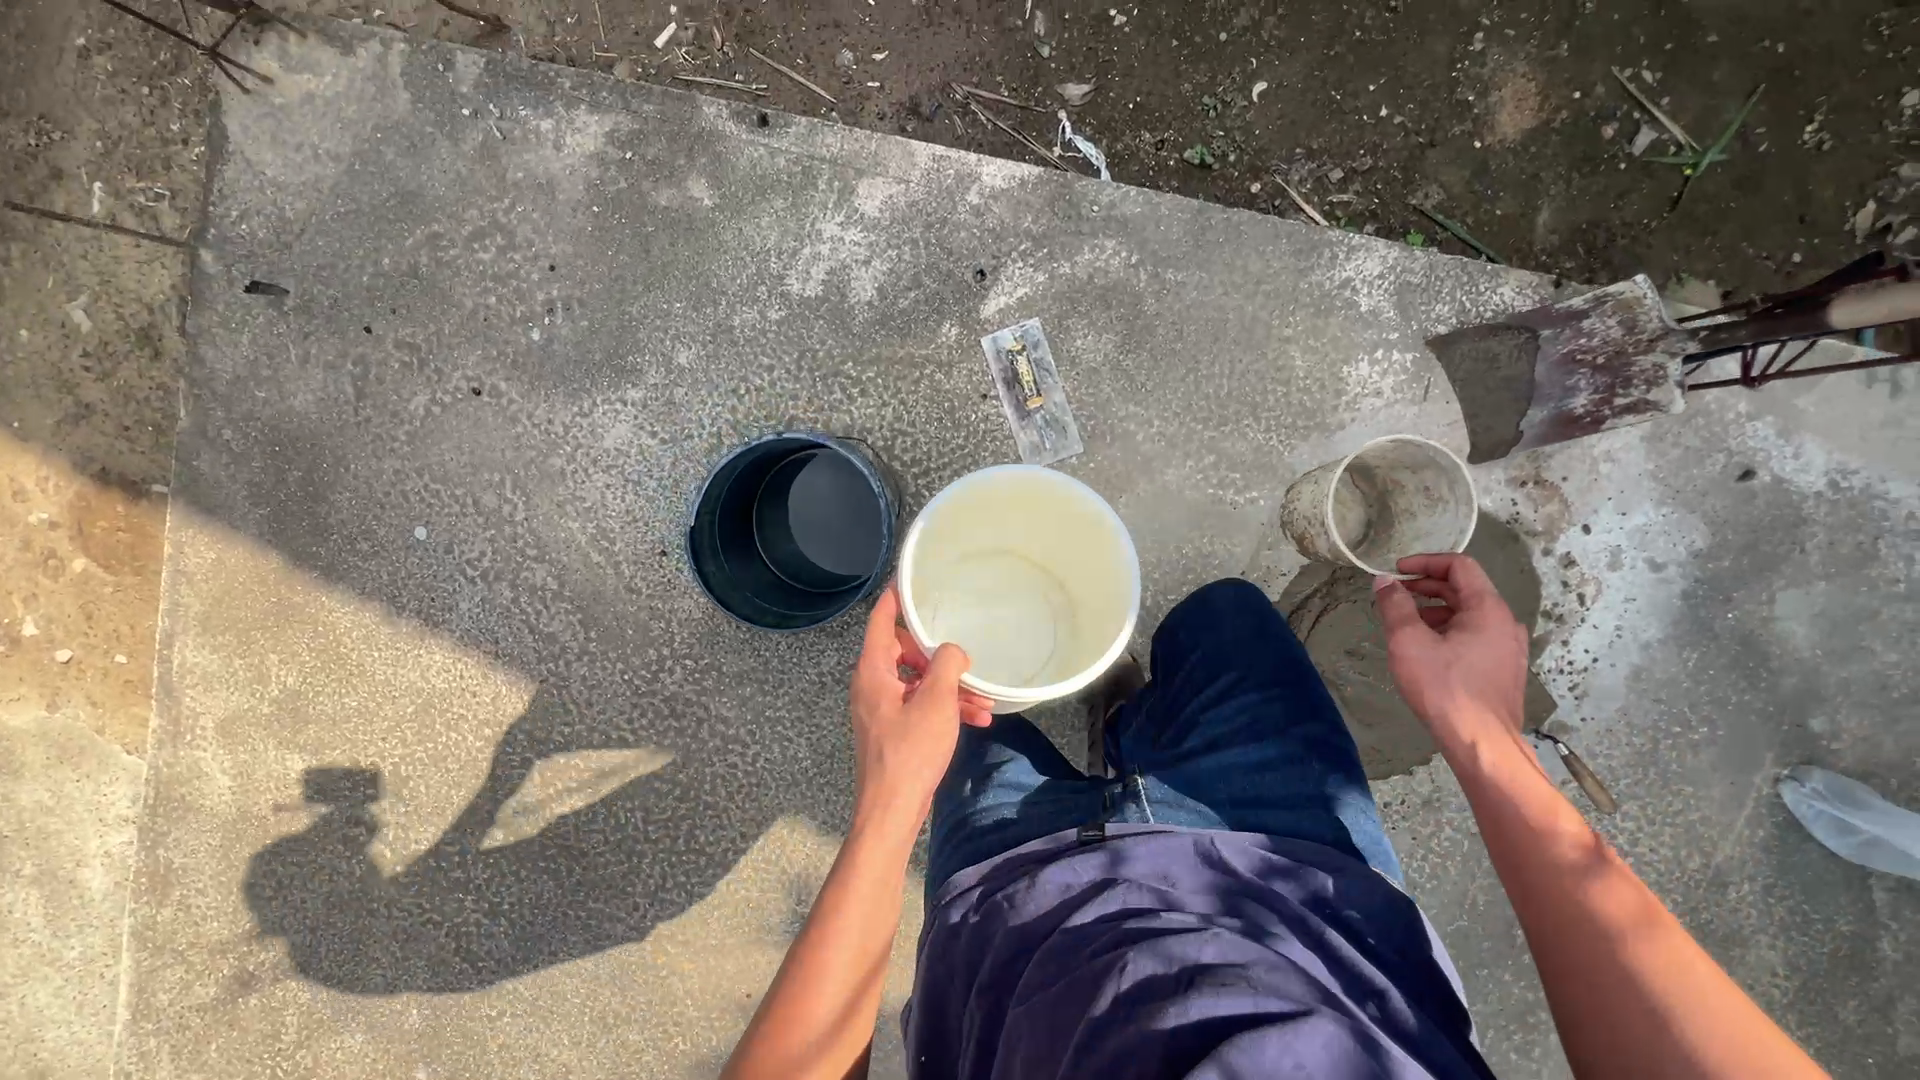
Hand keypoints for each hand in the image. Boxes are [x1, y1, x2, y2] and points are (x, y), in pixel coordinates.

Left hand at [848, 586, 992, 815]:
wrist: (892, 809)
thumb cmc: (910, 750)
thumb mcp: (936, 701)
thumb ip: (947, 665)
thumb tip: (952, 651)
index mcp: (873, 670)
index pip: (880, 620)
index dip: (894, 598)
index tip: (910, 578)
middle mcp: (872, 684)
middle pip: (904, 651)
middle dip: (939, 655)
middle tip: (965, 659)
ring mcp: (881, 708)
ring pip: (917, 682)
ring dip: (950, 687)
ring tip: (983, 700)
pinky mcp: (893, 729)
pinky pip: (919, 705)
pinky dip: (944, 707)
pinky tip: (976, 719)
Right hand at [1372, 553, 1528, 750]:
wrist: (1481, 742)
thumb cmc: (1443, 687)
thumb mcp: (1408, 641)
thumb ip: (1395, 606)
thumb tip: (1384, 582)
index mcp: (1488, 609)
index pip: (1460, 566)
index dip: (1425, 562)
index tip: (1396, 572)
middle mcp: (1506, 623)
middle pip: (1465, 589)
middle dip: (1427, 587)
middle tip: (1395, 596)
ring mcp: (1509, 648)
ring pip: (1470, 615)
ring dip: (1436, 611)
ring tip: (1406, 626)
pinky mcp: (1504, 669)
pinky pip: (1476, 636)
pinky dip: (1449, 631)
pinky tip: (1427, 651)